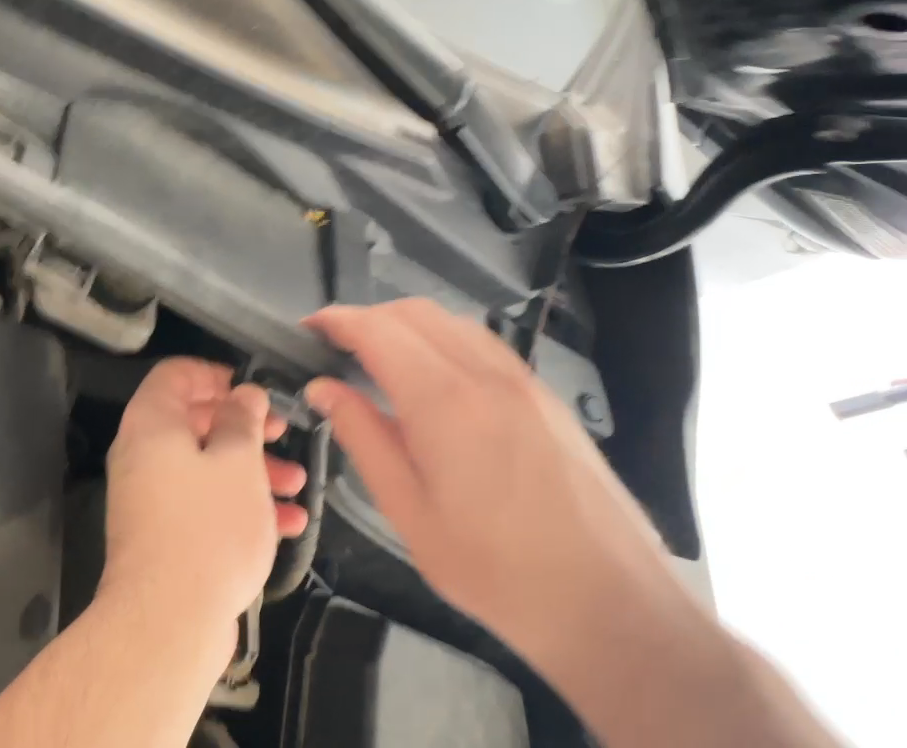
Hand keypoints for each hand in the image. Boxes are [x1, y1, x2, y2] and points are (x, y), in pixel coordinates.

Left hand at [97, 358, 309, 646]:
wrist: (168, 615)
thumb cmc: (207, 526)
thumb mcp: (236, 462)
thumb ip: (242, 421)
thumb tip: (243, 393)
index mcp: (150, 422)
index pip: (175, 374)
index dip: (215, 374)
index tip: (254, 389)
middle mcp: (142, 452)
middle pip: (194, 420)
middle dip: (244, 427)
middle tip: (284, 435)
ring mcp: (151, 494)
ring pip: (205, 465)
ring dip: (252, 469)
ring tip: (298, 484)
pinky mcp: (165, 531)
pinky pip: (204, 502)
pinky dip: (241, 505)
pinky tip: (288, 524)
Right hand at [304, 300, 678, 656]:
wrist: (614, 608)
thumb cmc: (495, 569)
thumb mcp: (407, 510)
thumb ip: (362, 437)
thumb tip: (322, 389)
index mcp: (445, 402)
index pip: (377, 329)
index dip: (335, 320)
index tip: (307, 330)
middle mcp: (489, 378)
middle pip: (416, 312)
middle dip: (367, 318)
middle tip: (335, 347)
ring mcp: (527, 387)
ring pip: (455, 323)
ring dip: (407, 326)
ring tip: (379, 361)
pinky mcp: (551, 403)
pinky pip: (486, 347)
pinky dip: (445, 343)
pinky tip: (434, 382)